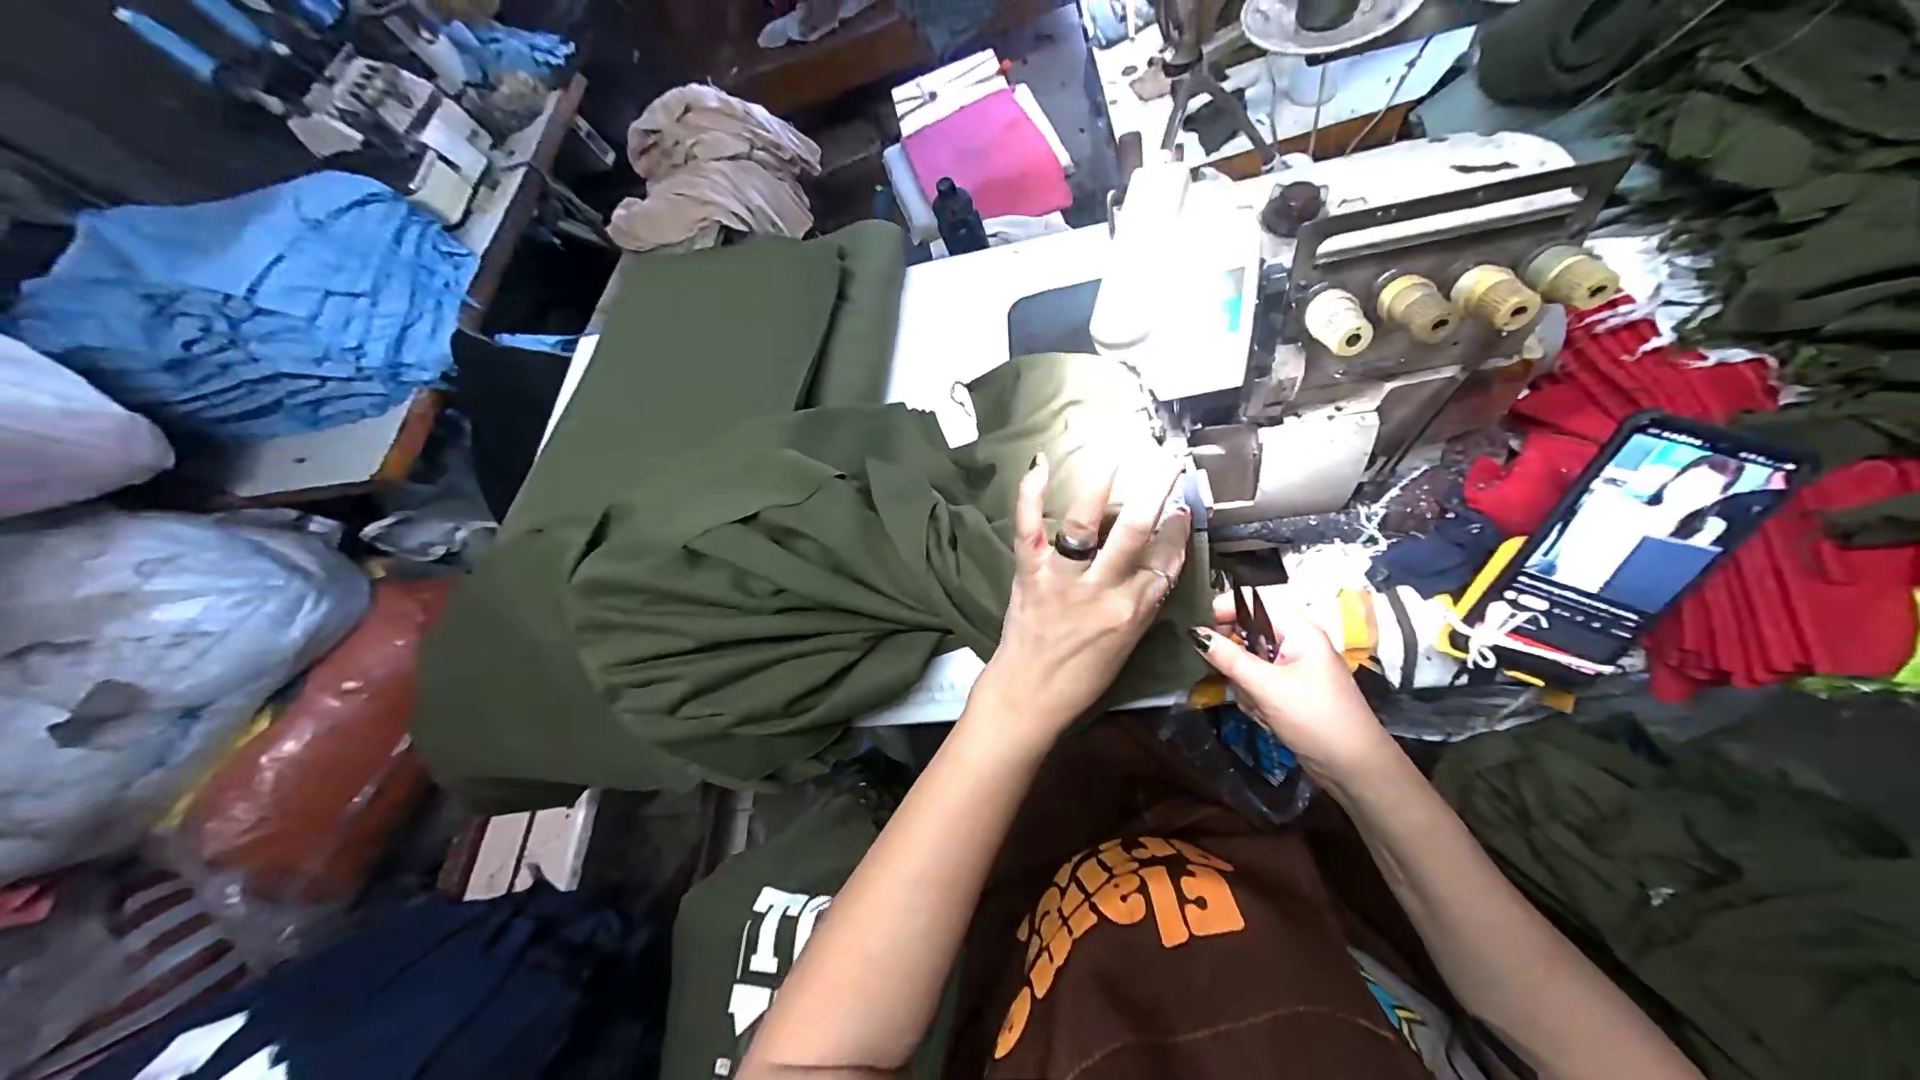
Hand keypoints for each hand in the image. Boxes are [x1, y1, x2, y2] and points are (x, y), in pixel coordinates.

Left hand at [967, 452, 1190, 750]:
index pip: (1166, 560)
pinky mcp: (1029, 575)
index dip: (1177, 529)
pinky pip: (1029, 529)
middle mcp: (1104, 591)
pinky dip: (1030, 496)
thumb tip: (1153, 566)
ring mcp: (1064, 581)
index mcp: (1134, 611)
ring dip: (1101, 484)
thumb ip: (1141, 603)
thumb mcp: (1127, 645)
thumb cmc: (1080, 678)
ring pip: (1086, 524)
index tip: (1181, 505)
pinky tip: (1039, 465)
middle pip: (1137, 532)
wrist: (1029, 698)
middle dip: (1156, 490)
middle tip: (1167, 461)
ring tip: (1114, 454)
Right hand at [1190, 589, 1400, 786]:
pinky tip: (1264, 715)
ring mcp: (1292, 666)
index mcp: (1298, 629)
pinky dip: (1253, 697)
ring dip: (1244, 683)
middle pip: (1246, 633)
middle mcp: (1295, 642)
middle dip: (1234, 658)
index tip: (1197, 632)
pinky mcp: (1288, 689)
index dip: (1223, 611)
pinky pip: (1256, 681)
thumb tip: (1194, 633)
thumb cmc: (1315, 718)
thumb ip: (1228, 658)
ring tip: (1257, 705)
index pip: (1251, 602)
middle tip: (1233, 678)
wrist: (1354, 768)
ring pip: (1247, 661)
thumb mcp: (1267, 687)